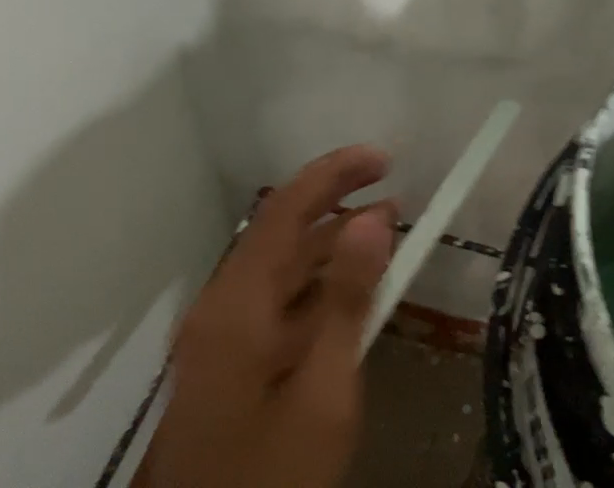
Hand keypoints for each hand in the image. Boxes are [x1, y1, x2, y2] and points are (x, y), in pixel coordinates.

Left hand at [134, 146, 395, 487]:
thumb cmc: (272, 473)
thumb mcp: (324, 391)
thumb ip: (347, 300)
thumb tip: (371, 218)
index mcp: (236, 306)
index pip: (284, 211)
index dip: (332, 174)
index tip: (383, 157)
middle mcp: (220, 308)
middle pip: (279, 232)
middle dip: (336, 202)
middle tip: (394, 189)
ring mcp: (219, 338)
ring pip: (279, 268)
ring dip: (330, 244)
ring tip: (388, 230)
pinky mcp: (227, 364)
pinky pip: (275, 304)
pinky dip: (317, 286)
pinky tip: (354, 289)